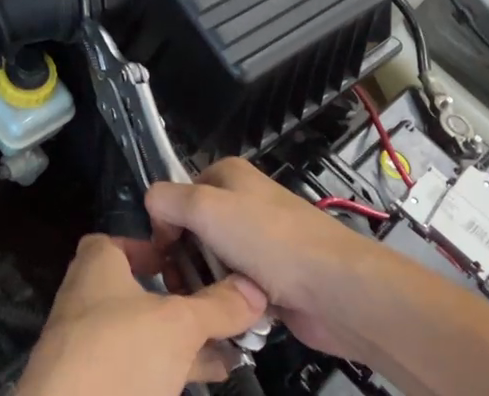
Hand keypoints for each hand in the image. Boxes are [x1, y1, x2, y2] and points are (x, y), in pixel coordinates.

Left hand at [15, 234, 268, 395]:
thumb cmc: (120, 349)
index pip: (118, 241)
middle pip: (141, 290)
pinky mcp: (103, 380)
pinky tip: (216, 373)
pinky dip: (179, 365)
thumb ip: (216, 306)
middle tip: (226, 306)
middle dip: (183, 299)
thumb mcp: (177, 323)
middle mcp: (90, 298)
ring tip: (238, 344)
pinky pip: (146, 365)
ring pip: (148, 332)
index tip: (187, 257)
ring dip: (189, 337)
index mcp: (96, 266)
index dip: (151, 247)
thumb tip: (255, 288)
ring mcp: (95, 343)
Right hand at [146, 157, 389, 359]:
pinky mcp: (273, 279)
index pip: (177, 193)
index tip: (164, 250)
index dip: (166, 221)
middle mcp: (243, 203)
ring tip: (211, 303)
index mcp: (228, 175)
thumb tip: (153, 212)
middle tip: (182, 284)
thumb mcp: (204, 207)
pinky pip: (235, 289)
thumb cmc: (268, 240)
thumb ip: (164, 199)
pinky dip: (232, 302)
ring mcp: (259, 243)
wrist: (336, 291)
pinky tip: (235, 314)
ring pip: (212, 264)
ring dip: (208, 285)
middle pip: (192, 231)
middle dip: (184, 260)